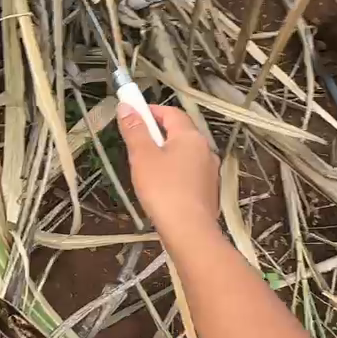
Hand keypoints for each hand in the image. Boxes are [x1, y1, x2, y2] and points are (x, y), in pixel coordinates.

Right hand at [118, 104, 220, 231]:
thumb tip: (126, 106)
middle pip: (179, 132)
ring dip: (165, 152)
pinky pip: (189, 171)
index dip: (150, 110)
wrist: (188, 230)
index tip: (132, 116)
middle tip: (135, 143)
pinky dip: (174, 170)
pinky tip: (161, 186)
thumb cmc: (163, 189)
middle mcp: (205, 149)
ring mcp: (210, 170)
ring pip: (184, 153)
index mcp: (190, 137)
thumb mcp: (142, 156)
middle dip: (157, 132)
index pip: (171, 112)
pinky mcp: (208, 189)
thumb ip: (134, 130)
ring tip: (145, 167)